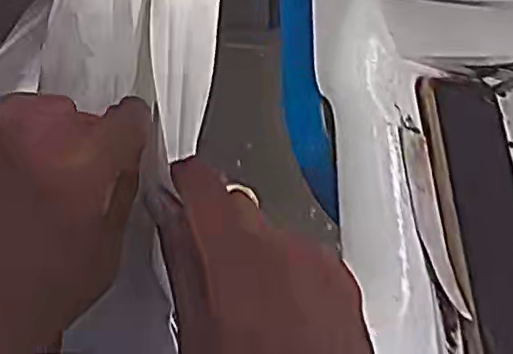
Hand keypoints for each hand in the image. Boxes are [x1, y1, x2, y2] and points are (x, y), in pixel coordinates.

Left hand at [0, 94, 149, 353]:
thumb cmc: (31, 291)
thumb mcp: (107, 247)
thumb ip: (123, 186)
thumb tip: (126, 156)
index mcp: (89, 159)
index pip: (129, 115)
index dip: (130, 132)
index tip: (125, 138)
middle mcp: (47, 130)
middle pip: (86, 116)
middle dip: (85, 144)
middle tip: (72, 182)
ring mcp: (9, 122)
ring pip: (51, 111)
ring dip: (50, 136)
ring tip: (38, 181)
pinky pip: (16, 113)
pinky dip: (19, 134)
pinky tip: (14, 172)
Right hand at [156, 157, 374, 353]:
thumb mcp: (194, 332)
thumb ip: (181, 259)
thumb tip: (169, 218)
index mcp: (234, 251)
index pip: (199, 179)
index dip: (181, 182)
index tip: (173, 189)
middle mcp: (280, 243)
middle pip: (236, 205)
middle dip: (218, 229)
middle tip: (206, 274)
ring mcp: (317, 260)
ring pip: (271, 231)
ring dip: (257, 254)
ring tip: (250, 311)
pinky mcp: (343, 281)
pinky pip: (304, 256)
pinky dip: (290, 274)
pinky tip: (283, 320)